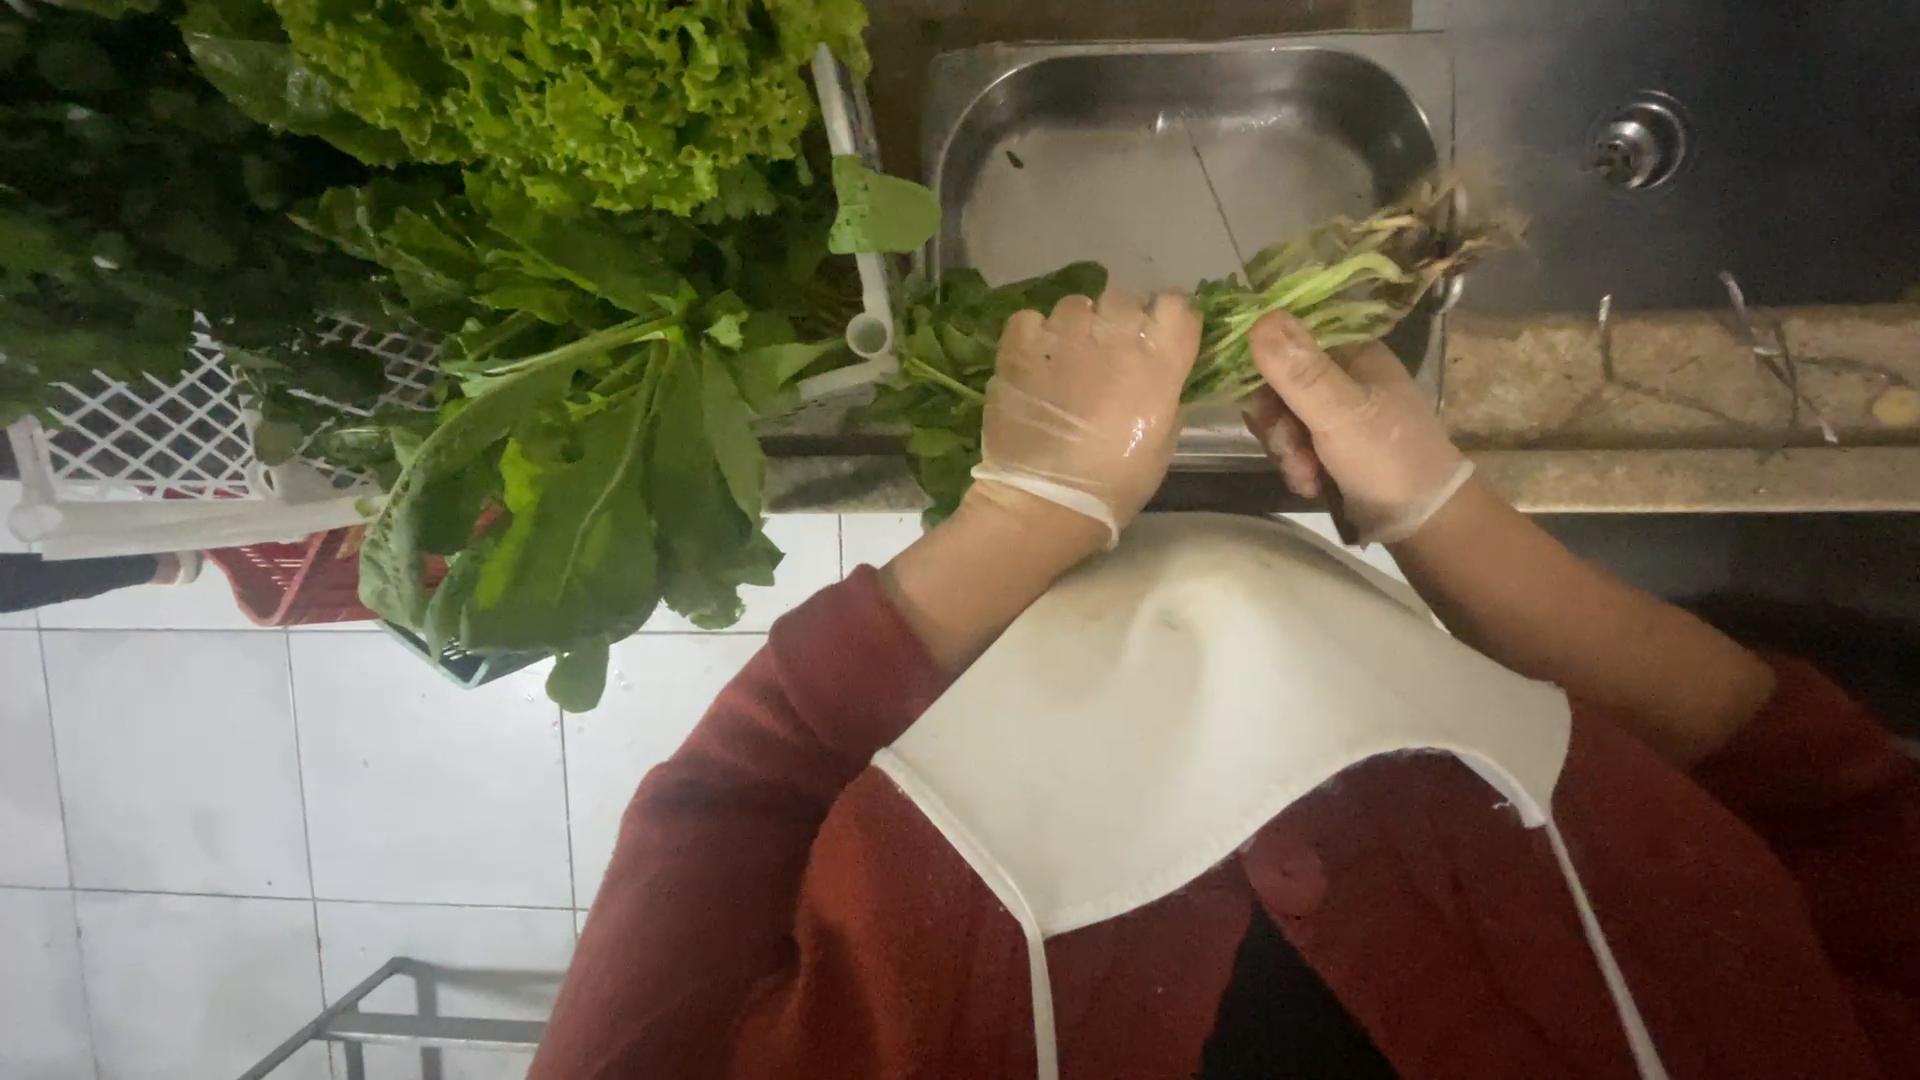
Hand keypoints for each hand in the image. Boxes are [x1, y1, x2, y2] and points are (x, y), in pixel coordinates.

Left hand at [971, 290, 1201, 544]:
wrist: (1046, 503)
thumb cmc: (1114, 485)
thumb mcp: (1163, 442)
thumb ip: (1165, 394)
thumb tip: (1158, 375)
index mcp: (1160, 362)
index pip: (1175, 305)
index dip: (1165, 318)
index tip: (1155, 335)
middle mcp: (1116, 338)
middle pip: (1123, 300)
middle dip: (1116, 322)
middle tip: (1104, 356)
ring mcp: (1065, 338)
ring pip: (1076, 305)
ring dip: (1074, 327)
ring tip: (1064, 360)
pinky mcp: (1021, 348)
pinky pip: (1031, 320)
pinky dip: (1033, 337)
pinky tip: (1034, 363)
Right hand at [1241, 312, 1471, 544]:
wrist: (1421, 521)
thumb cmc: (1388, 457)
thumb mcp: (1340, 412)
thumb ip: (1299, 371)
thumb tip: (1261, 318)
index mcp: (1353, 352)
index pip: (1287, 342)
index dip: (1263, 372)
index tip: (1260, 405)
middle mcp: (1342, 376)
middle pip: (1276, 386)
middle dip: (1275, 424)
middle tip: (1290, 448)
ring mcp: (1335, 411)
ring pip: (1279, 420)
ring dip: (1284, 451)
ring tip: (1306, 473)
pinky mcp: (1329, 443)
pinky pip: (1290, 445)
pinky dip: (1294, 466)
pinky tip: (1310, 483)